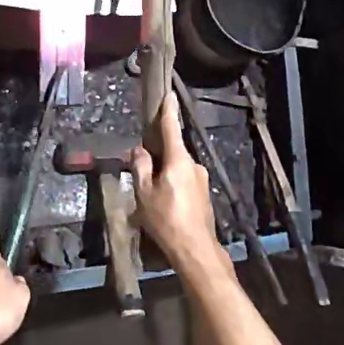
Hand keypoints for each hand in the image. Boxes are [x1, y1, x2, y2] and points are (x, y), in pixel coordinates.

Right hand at [131, 92, 222, 269]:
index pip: (172, 128)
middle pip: (173, 150)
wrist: (195, 249)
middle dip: (158, 153)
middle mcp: (194, 165)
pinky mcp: (204, 195)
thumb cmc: (166, 218)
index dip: (168, 111)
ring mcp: (201, 180)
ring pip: (178, 167)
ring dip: (164, 173)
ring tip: (149, 192)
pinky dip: (172, 184)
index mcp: (179, 160)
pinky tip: (163, 203)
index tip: (168, 94)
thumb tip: (139, 150)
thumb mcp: (144, 192)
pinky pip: (184, 180)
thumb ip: (140, 167)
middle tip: (141, 165)